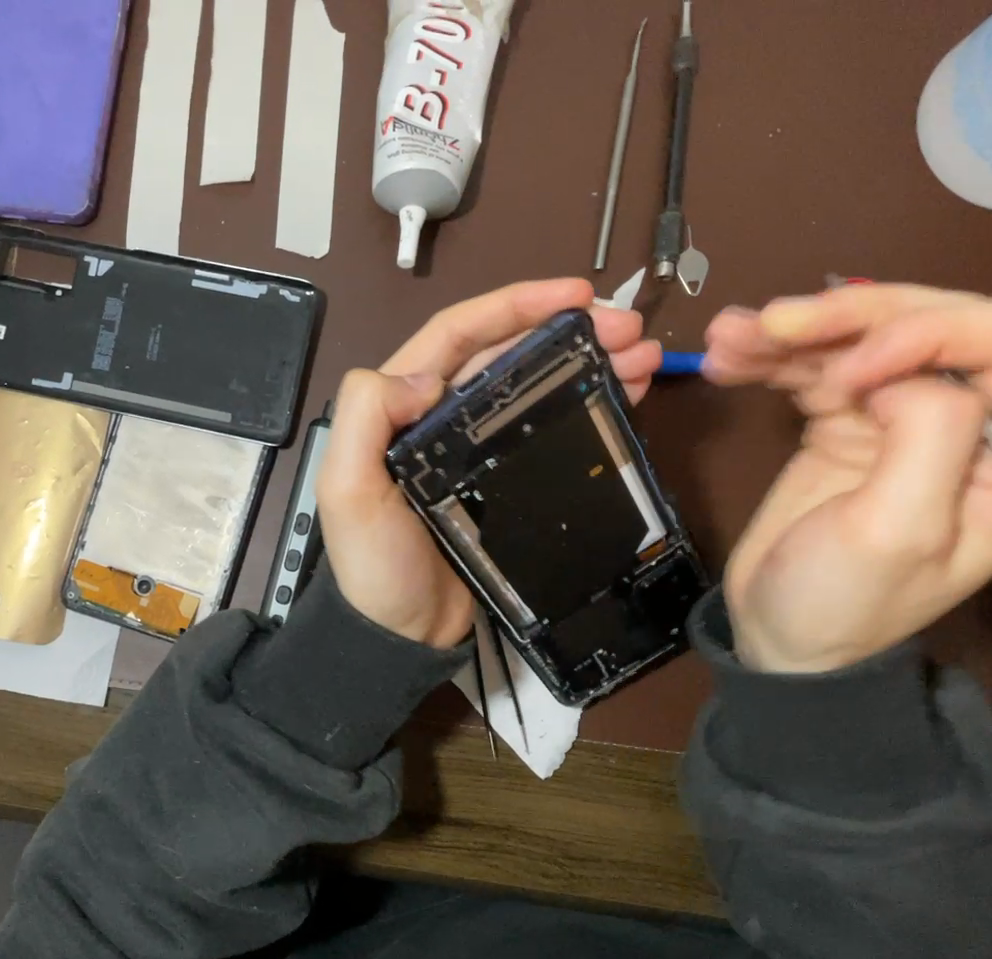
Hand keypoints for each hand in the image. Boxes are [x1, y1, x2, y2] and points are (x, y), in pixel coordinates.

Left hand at [316, 279, 663, 647]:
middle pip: (507, 355)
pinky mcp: (504, 482)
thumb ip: (365, 415)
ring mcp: (474, 450)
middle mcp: (438, 418)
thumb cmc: (375, 564)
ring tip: (643, 356)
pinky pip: (547, 429)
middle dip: (567, 331)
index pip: (457, 335)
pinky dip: (585, 406)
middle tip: (631, 326)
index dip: (514, 305)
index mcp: (400, 406)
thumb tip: (425, 375)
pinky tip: (624, 396)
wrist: (402, 633)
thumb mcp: (347, 486)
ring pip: (534, 387)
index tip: (576, 293)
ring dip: (587, 363)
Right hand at [704, 284, 991, 673]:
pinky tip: (724, 355)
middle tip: (770, 324)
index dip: (934, 333)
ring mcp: (905, 415)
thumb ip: (928, 438)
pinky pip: (814, 364)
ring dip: (792, 329)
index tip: (848, 375)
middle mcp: (979, 419)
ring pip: (863, 334)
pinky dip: (768, 353)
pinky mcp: (845, 418)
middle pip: (933, 319)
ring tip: (727, 337)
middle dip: (850, 315)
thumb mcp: (896, 532)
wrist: (778, 636)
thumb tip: (898, 370)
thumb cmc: (846, 601)